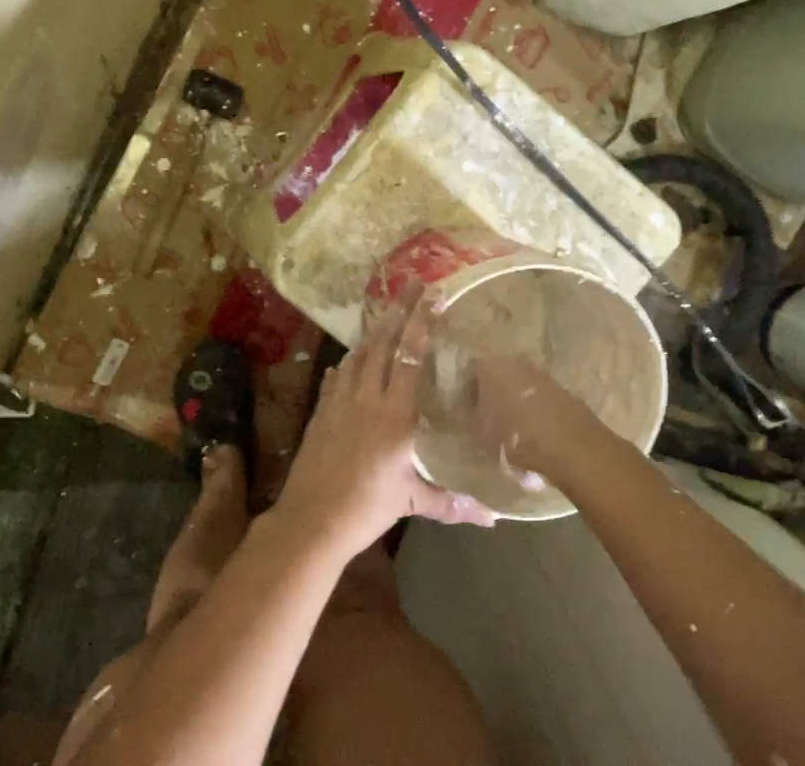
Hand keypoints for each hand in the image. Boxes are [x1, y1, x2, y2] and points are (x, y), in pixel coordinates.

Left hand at [276, 298, 496, 556]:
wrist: (311, 520)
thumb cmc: (366, 509)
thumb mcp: (413, 502)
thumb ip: (452, 502)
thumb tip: (493, 517)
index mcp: (395, 416)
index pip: (411, 357)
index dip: (422, 324)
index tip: (434, 296)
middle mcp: (367, 400)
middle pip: (383, 345)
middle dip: (399, 312)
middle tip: (411, 286)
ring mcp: (339, 404)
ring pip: (358, 357)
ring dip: (373, 333)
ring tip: (385, 314)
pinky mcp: (320, 414)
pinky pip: (335, 379)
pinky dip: (346, 365)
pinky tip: (347, 361)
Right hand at [469, 354, 602, 480]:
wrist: (572, 447)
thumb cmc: (516, 436)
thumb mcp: (480, 432)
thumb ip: (465, 419)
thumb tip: (461, 413)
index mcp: (491, 366)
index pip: (469, 370)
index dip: (464, 390)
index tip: (462, 409)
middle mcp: (517, 363)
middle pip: (496, 374)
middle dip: (489, 393)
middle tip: (483, 417)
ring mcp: (543, 375)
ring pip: (519, 385)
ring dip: (513, 400)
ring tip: (508, 427)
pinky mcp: (564, 391)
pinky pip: (539, 397)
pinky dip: (533, 409)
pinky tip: (532, 431)